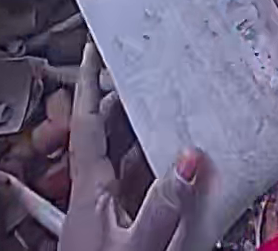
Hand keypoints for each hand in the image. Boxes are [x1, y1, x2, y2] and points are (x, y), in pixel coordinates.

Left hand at [63, 45, 204, 250]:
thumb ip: (163, 208)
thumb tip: (191, 155)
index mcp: (89, 192)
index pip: (86, 123)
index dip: (87, 82)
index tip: (93, 46)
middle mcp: (97, 195)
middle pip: (110, 133)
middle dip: (128, 98)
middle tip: (155, 68)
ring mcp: (111, 214)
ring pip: (127, 157)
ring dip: (147, 130)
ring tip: (174, 101)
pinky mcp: (126, 231)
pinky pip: (142, 185)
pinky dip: (160, 166)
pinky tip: (183, 159)